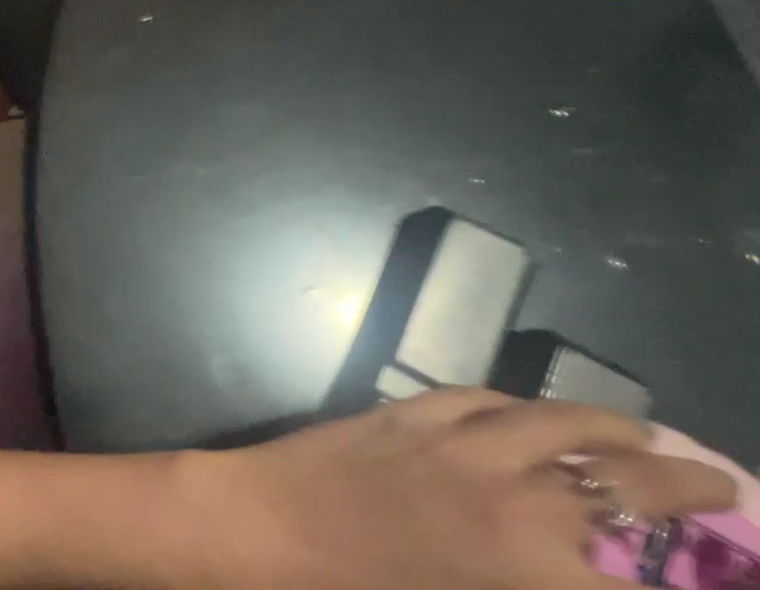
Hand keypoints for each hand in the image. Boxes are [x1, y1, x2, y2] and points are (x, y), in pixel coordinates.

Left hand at [181, 388, 736, 589]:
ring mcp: (454, 446)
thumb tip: (563, 569)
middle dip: (688, 491)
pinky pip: (473, 398)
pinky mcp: (402, 415)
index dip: (699, 584)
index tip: (722, 575)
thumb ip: (526, 583)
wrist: (255, 529)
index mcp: (533, 574)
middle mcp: (511, 501)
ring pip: (556, 423)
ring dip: (612, 428)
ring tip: (644, 434)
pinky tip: (528, 409)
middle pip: (627, 490)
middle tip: (722, 486)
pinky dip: (515, 404)